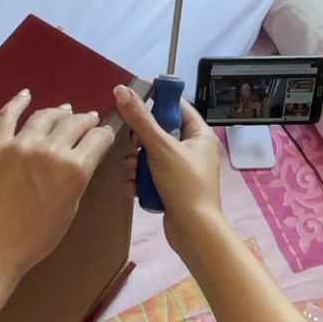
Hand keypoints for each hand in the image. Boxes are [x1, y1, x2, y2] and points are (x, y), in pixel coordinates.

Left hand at [0, 90, 115, 307]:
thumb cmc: (36, 238)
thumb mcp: (70, 209)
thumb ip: (77, 178)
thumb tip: (81, 158)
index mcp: (75, 169)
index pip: (98, 138)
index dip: (105, 132)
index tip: (105, 131)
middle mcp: (50, 150)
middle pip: (74, 122)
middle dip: (85, 120)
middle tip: (88, 119)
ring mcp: (20, 144)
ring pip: (45, 115)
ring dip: (59, 111)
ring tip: (64, 109)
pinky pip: (7, 115)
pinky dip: (18, 101)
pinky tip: (25, 95)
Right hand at [112, 84, 224, 263]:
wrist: (194, 231)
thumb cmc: (185, 185)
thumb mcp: (161, 148)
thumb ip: (140, 120)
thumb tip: (122, 90)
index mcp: (199, 135)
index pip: (177, 106)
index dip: (156, 98)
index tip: (133, 94)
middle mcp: (192, 150)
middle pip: (159, 131)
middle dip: (140, 139)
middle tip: (132, 143)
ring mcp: (181, 170)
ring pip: (150, 155)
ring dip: (136, 162)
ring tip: (131, 170)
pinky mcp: (171, 188)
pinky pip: (149, 175)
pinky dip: (139, 179)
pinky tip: (132, 187)